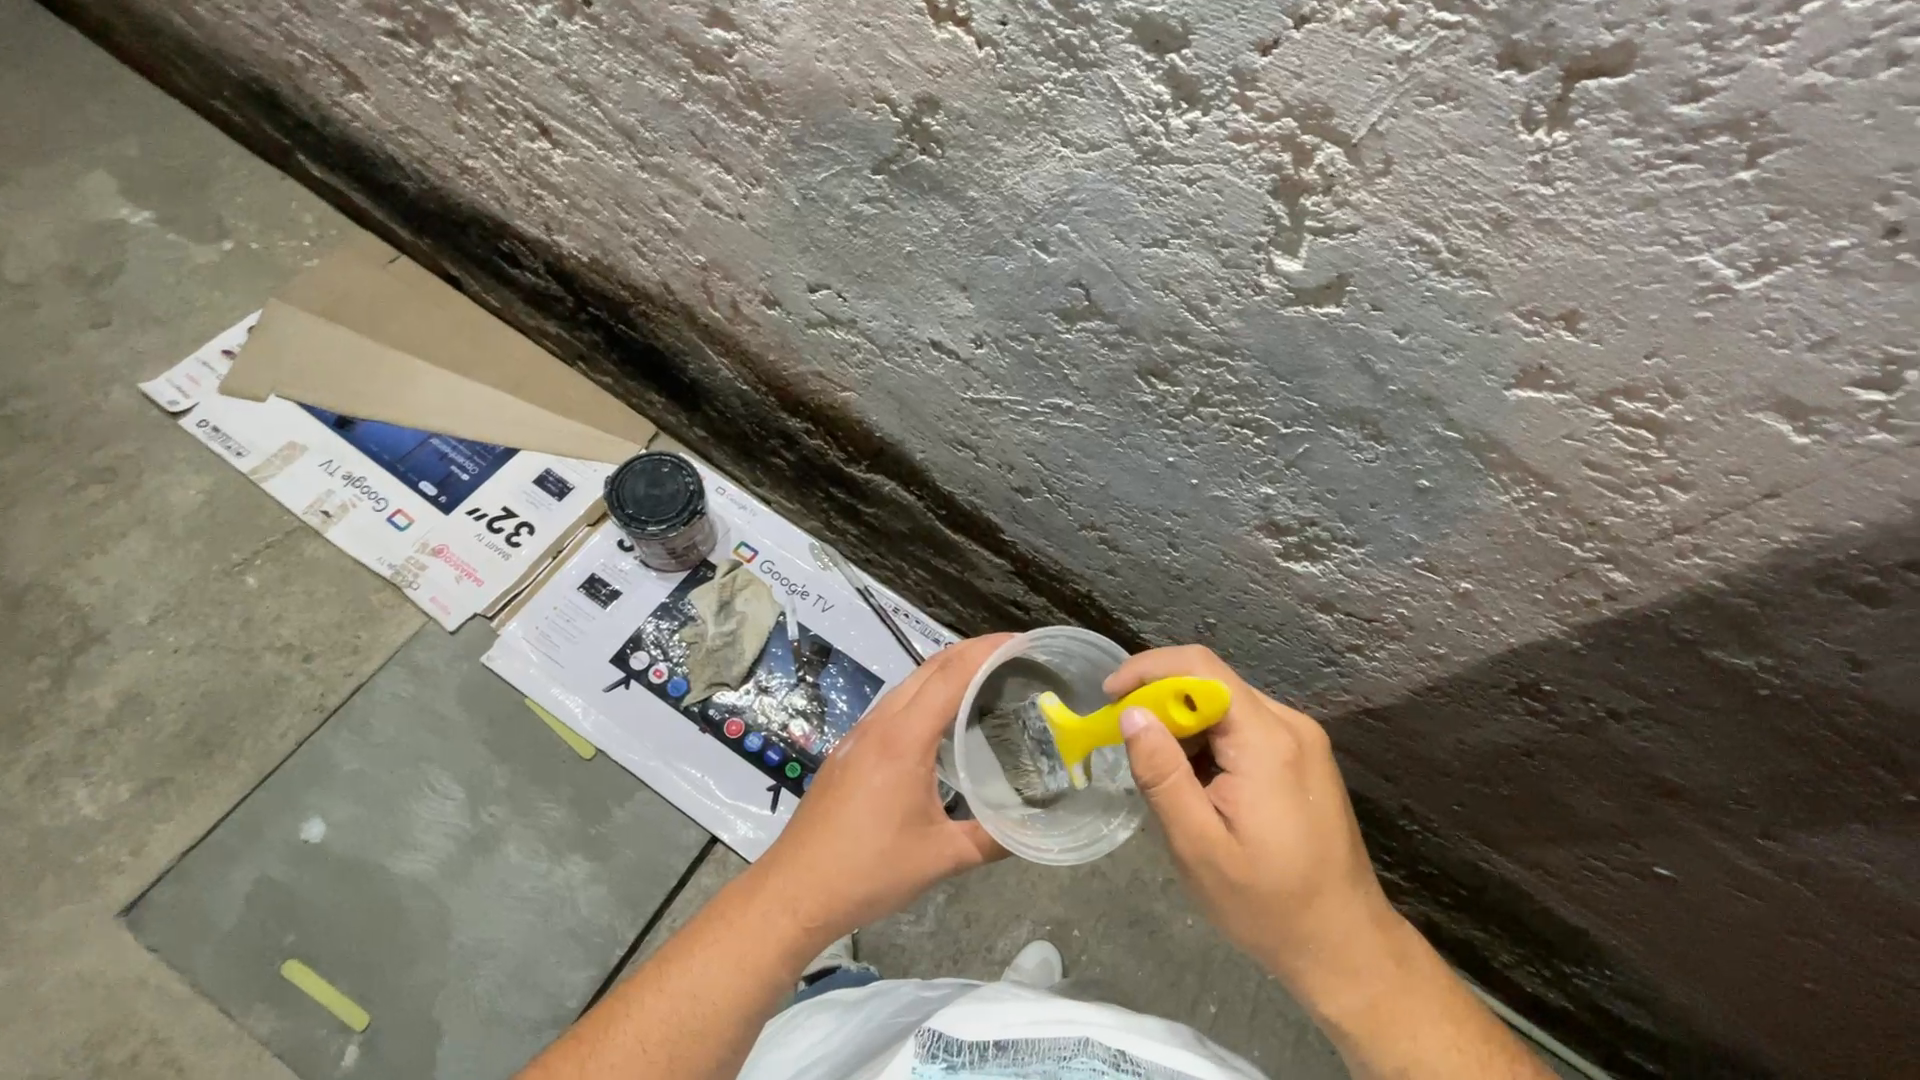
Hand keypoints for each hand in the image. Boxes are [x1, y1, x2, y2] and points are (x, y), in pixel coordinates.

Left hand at [746, 633, 1012, 950]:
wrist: (795, 890)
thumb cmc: (868, 871)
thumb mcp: (941, 858)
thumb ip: (992, 841)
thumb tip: (1033, 830)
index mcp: (904, 739)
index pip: (951, 675)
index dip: (988, 651)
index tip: (1023, 641)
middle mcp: (880, 725)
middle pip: (929, 668)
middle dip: (971, 651)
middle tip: (1014, 656)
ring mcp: (860, 736)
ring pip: (908, 685)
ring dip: (946, 672)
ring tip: (985, 680)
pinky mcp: (849, 751)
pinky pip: (894, 707)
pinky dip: (924, 696)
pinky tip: (941, 721)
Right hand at [1110, 646, 1398, 987]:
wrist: (1344, 945)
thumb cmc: (1266, 903)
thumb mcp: (1197, 845)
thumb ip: (1162, 774)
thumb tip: (1132, 714)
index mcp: (1266, 740)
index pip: (1200, 668)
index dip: (1148, 670)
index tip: (1108, 698)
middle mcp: (1289, 726)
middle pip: (1212, 684)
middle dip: (1160, 704)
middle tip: (1125, 745)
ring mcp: (1301, 740)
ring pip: (1225, 705)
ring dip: (1183, 727)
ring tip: (1161, 776)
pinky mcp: (1302, 758)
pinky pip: (1244, 728)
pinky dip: (1208, 742)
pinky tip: (1196, 786)